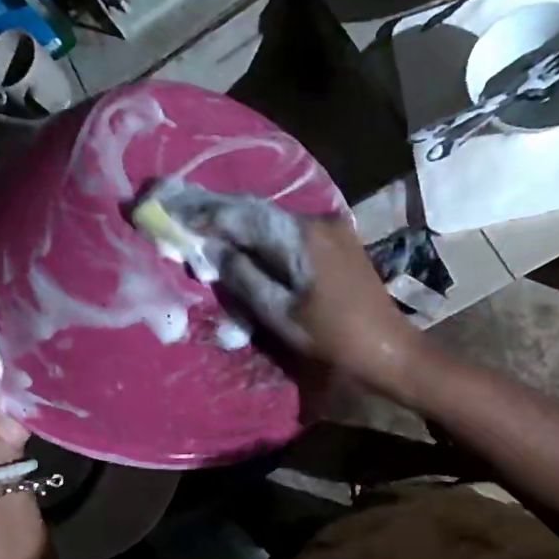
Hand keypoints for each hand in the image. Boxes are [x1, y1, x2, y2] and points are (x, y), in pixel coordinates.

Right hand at [156, 189, 428, 395]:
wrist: (388, 347)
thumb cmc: (333, 337)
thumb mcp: (279, 312)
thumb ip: (242, 276)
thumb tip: (210, 248)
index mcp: (302, 236)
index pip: (243, 215)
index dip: (205, 214)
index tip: (170, 211)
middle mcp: (317, 220)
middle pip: (257, 210)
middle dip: (218, 213)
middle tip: (179, 211)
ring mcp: (330, 227)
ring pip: (272, 219)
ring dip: (239, 223)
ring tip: (202, 225)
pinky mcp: (336, 240)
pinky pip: (289, 230)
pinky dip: (262, 235)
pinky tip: (241, 240)